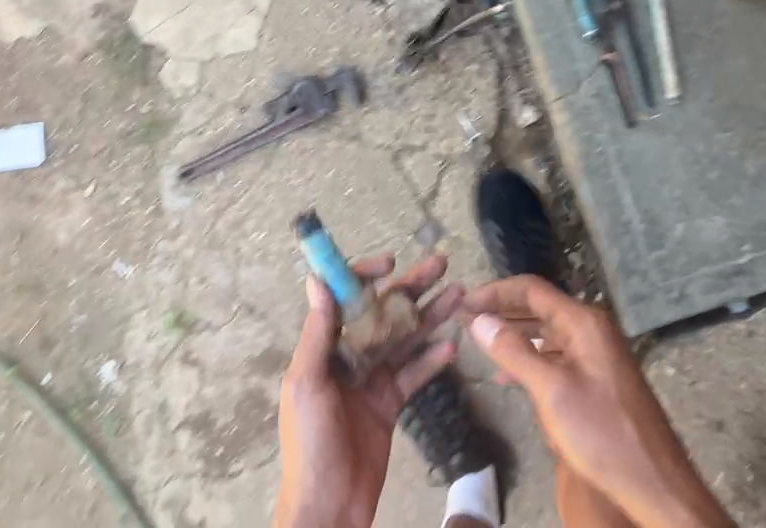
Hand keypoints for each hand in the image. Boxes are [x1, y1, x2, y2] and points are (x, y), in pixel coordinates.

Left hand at [274, 253, 465, 527]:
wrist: (329, 506)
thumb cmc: (309, 443)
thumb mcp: (306, 383)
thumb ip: (318, 332)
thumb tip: (317, 279)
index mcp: (324, 346)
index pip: (347, 298)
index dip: (366, 275)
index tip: (391, 263)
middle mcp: (348, 356)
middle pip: (384, 313)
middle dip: (412, 287)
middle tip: (442, 264)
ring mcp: (372, 379)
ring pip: (405, 339)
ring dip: (430, 316)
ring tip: (459, 294)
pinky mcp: (390, 404)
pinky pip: (414, 374)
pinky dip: (432, 359)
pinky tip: (453, 344)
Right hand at [466, 277, 734, 527]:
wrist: (656, 483)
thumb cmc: (603, 434)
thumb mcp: (551, 392)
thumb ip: (514, 352)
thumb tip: (479, 320)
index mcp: (584, 323)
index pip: (532, 290)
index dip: (495, 292)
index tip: (464, 302)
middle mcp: (592, 330)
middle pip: (540, 307)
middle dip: (502, 310)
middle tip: (465, 319)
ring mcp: (598, 355)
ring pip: (548, 332)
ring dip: (514, 334)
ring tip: (481, 343)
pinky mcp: (599, 379)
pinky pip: (558, 355)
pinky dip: (532, 358)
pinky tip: (509, 377)